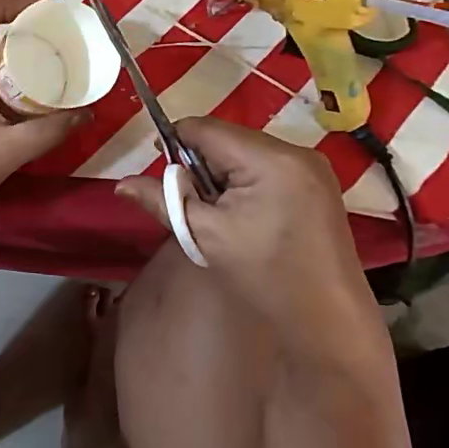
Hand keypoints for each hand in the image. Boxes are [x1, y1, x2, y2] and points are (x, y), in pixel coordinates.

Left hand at [0, 0, 88, 223]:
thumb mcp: (11, 151)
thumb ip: (51, 131)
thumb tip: (88, 112)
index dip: (3, 2)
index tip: (40, 12)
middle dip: (18, 19)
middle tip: (54, 31)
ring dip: (16, 44)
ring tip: (51, 51)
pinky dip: (12, 67)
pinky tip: (35, 84)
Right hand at [115, 117, 381, 352]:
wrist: (327, 318)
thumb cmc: (263, 275)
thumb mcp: (205, 235)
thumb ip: (162, 201)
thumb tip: (121, 184)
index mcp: (268, 158)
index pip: (204, 128)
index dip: (174, 144)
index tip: (163, 178)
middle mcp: (295, 150)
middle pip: (226, 139)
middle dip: (200, 166)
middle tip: (192, 207)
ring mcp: (313, 167)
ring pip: (246, 153)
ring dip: (221, 176)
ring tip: (219, 216)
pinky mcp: (319, 184)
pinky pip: (268, 167)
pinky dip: (246, 183)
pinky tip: (245, 218)